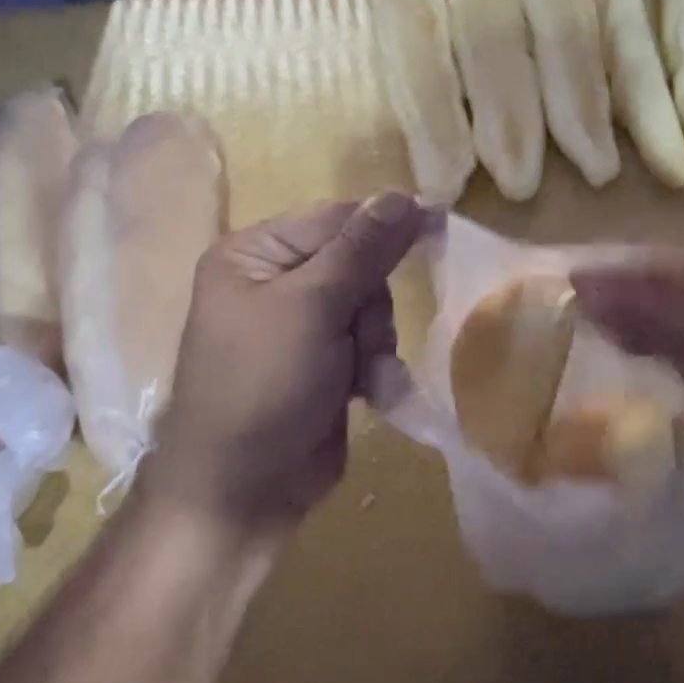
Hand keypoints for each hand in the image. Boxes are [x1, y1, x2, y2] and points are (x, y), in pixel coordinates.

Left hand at [138, 192, 427, 537]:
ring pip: (370, 308)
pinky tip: (366, 391)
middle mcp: (274, 284)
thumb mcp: (311, 307)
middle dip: (369, 304)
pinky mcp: (323, 365)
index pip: (335, 219)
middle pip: (359, 265)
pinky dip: (372, 366)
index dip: (384, 225)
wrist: (244, 487)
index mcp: (253, 254)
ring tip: (358, 375)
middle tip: (357, 338)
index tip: (439, 225)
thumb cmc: (265, 385)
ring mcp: (300, 328)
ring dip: (373, 341)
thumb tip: (404, 195)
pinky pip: (367, 344)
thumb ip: (362, 249)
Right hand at [570, 249, 683, 428]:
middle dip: (601, 309)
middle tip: (559, 347)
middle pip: (638, 281)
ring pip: (665, 300)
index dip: (578, 288)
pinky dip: (669, 339)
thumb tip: (579, 285)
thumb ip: (649, 318)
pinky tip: (663, 364)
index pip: (617, 267)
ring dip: (633, 325)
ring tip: (599, 359)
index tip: (537, 317)